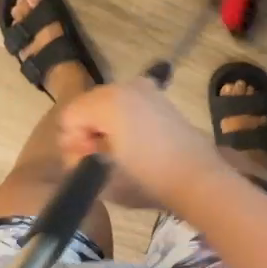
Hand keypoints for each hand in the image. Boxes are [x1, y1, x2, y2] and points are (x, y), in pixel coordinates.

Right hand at [58, 79, 231, 209]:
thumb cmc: (146, 181)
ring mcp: (147, 89)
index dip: (72, 144)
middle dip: (87, 133)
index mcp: (107, 101)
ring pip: (107, 105)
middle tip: (99, 160)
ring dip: (104, 128)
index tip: (86, 164)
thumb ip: (78, 161)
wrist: (197, 180)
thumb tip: (80, 152)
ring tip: (118, 155)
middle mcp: (125, 86)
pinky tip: (135, 146)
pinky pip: (128, 106)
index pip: (69, 118)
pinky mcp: (161, 99)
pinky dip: (123, 122)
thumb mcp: (101, 177)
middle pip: (87, 107)